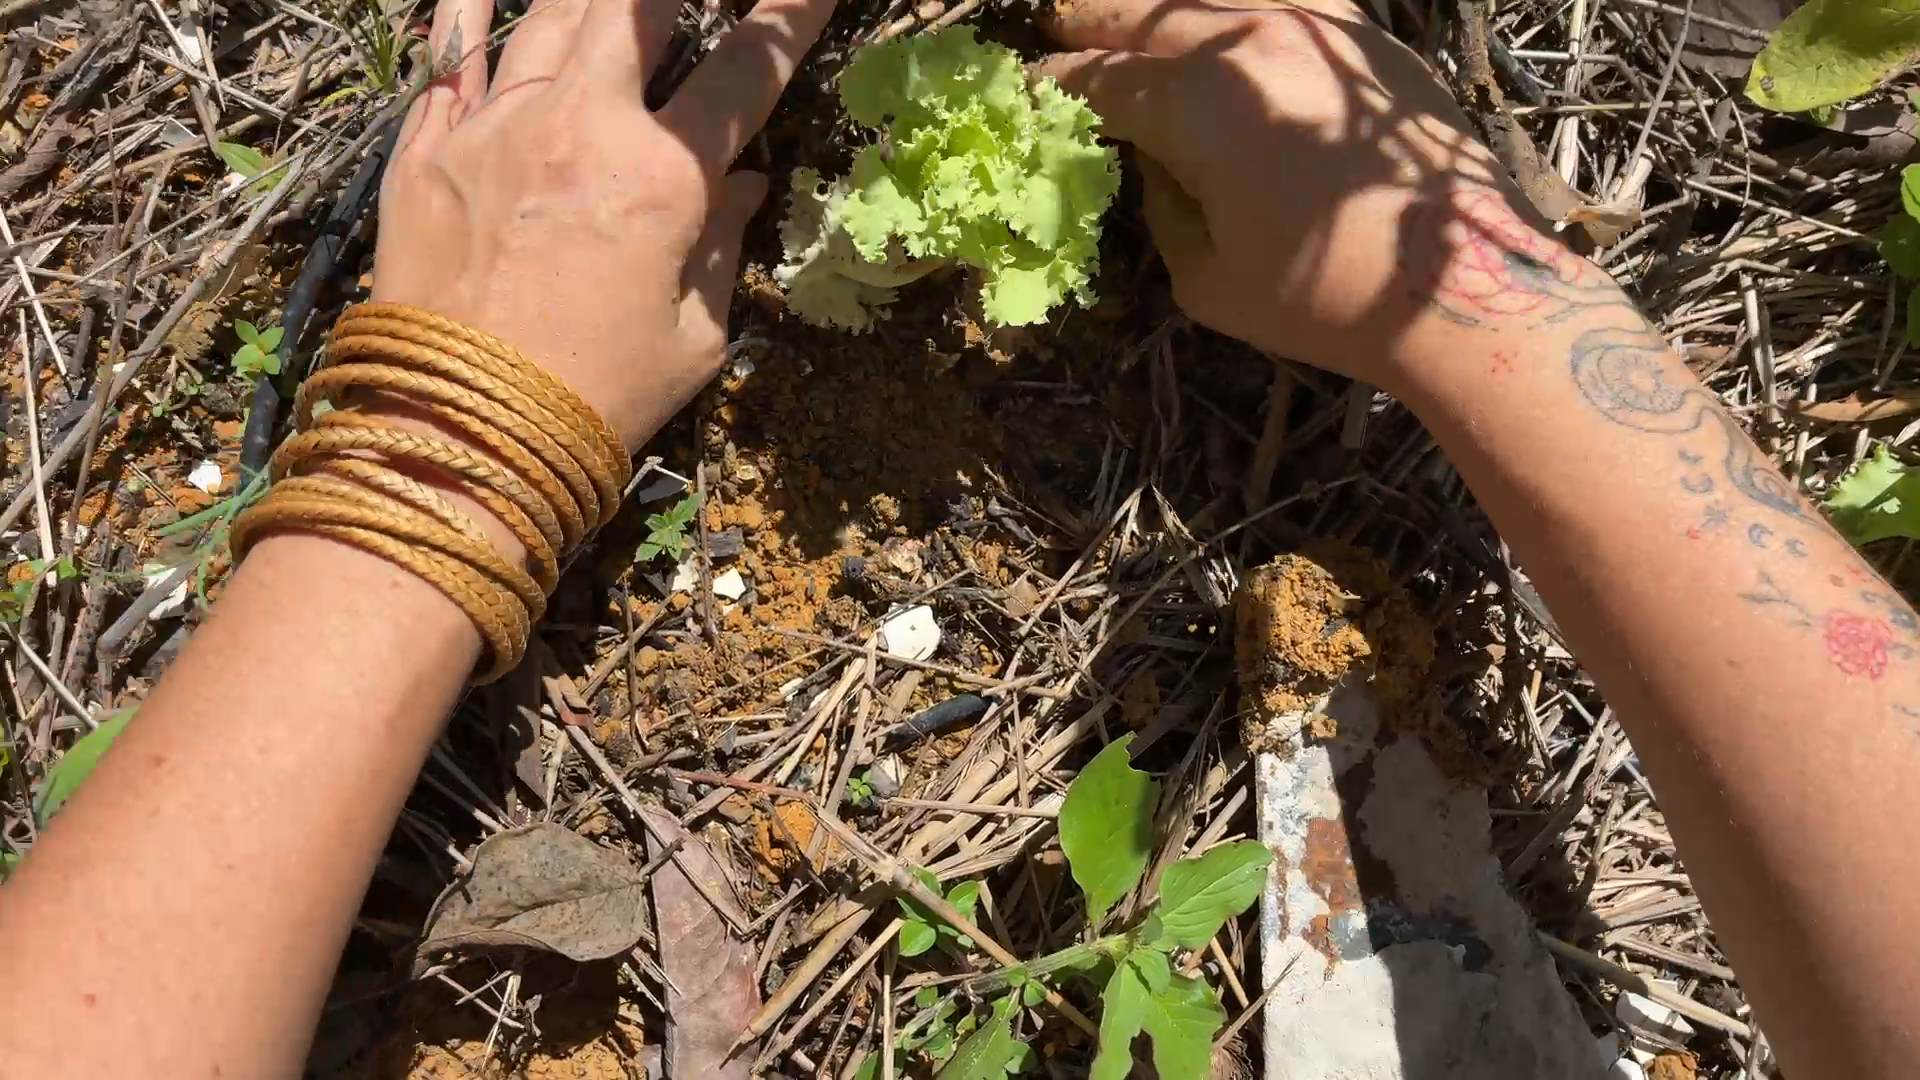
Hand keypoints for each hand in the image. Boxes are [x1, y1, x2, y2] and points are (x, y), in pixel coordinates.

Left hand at [372, 0, 835, 449]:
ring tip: (622, 9)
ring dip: (597, 0)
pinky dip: (472, 11)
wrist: (472, 428)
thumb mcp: (697, 336)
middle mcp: (581, 126)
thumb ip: (724, 247)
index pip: (743, 77)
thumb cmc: (608, 393)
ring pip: (551, 11)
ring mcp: (494, 123)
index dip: (788, 20)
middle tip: (696, 3)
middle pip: (633, 3)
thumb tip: (742, 186)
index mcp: (665, 182)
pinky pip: (452, 48)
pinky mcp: (429, 143)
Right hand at [1040, 0, 1558, 384]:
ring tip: (1117, 8)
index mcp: (1203, 105)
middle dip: (1091, 18)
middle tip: (1051, 21)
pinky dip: (1225, 1)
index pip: (1108, 84)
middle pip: (1150, 14)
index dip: (1060, 89)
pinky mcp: (1358, 35)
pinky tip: (1209, 15)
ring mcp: (1315, 24)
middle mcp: (1253, 40)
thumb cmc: (1314, 299)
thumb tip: (1155, 162)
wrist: (1451, 287)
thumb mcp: (1203, 277)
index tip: (1025, 93)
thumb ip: (1162, 208)